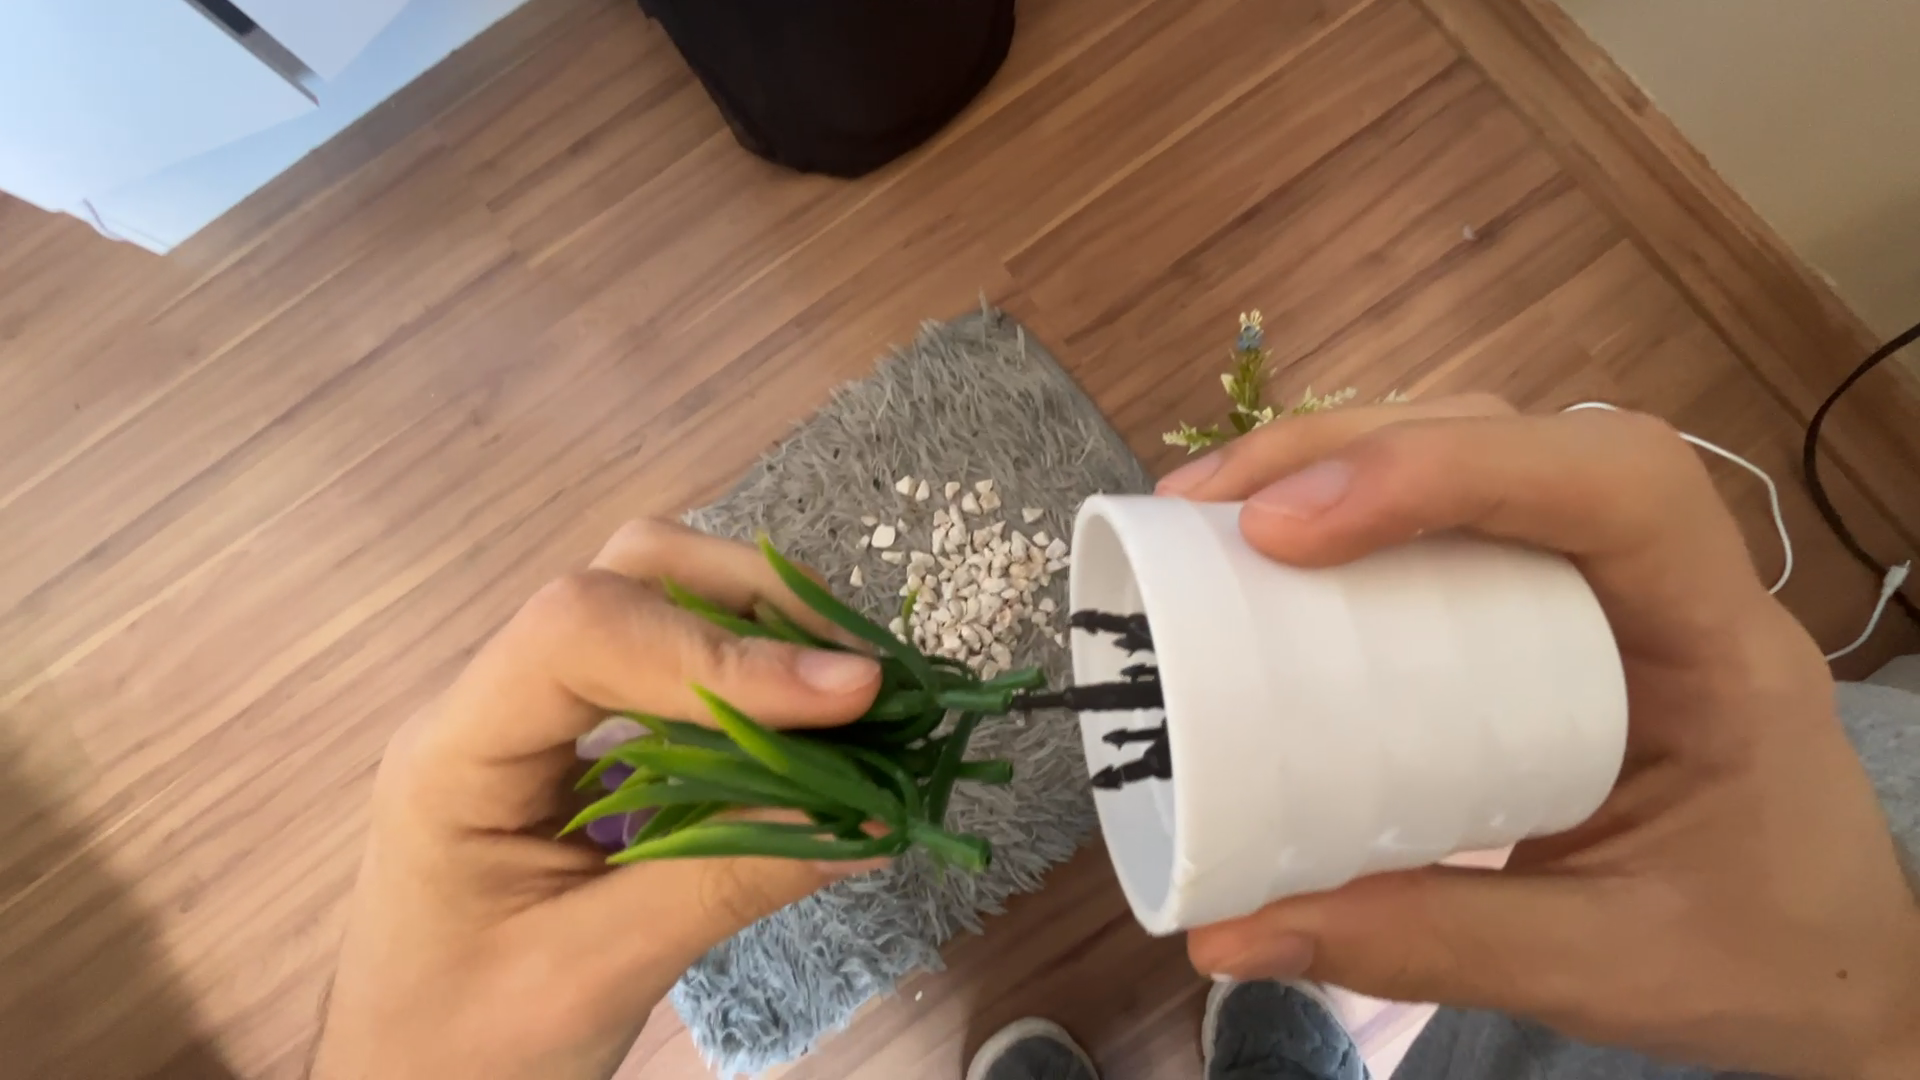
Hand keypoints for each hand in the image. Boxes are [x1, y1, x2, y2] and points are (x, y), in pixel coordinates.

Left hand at [310, 522, 885, 1079]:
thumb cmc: (469, 1048)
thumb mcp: (596, 974)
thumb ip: (731, 877)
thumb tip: (875, 814)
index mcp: (460, 748)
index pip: (583, 631)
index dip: (724, 653)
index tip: (847, 697)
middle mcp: (506, 689)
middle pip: (636, 569)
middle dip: (760, 601)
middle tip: (856, 671)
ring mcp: (555, 692)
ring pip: (669, 584)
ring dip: (770, 615)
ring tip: (848, 679)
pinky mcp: (600, 714)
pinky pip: (688, 640)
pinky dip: (762, 652)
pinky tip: (809, 701)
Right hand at [1163, 396, 1919, 1079]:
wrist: (1831, 951)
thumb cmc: (1751, 954)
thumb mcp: (1601, 967)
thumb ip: (1416, 943)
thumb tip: (1220, 933)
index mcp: (1711, 644)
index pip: (1606, 484)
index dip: (1434, 472)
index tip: (1278, 533)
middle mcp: (1650, 571)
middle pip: (1500, 433)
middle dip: (1335, 448)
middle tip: (1199, 509)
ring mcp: (1584, 565)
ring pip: (1461, 437)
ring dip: (1323, 449)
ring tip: (1205, 504)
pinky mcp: (1523, 582)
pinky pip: (1434, 492)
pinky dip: (1337, 483)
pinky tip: (1263, 522)